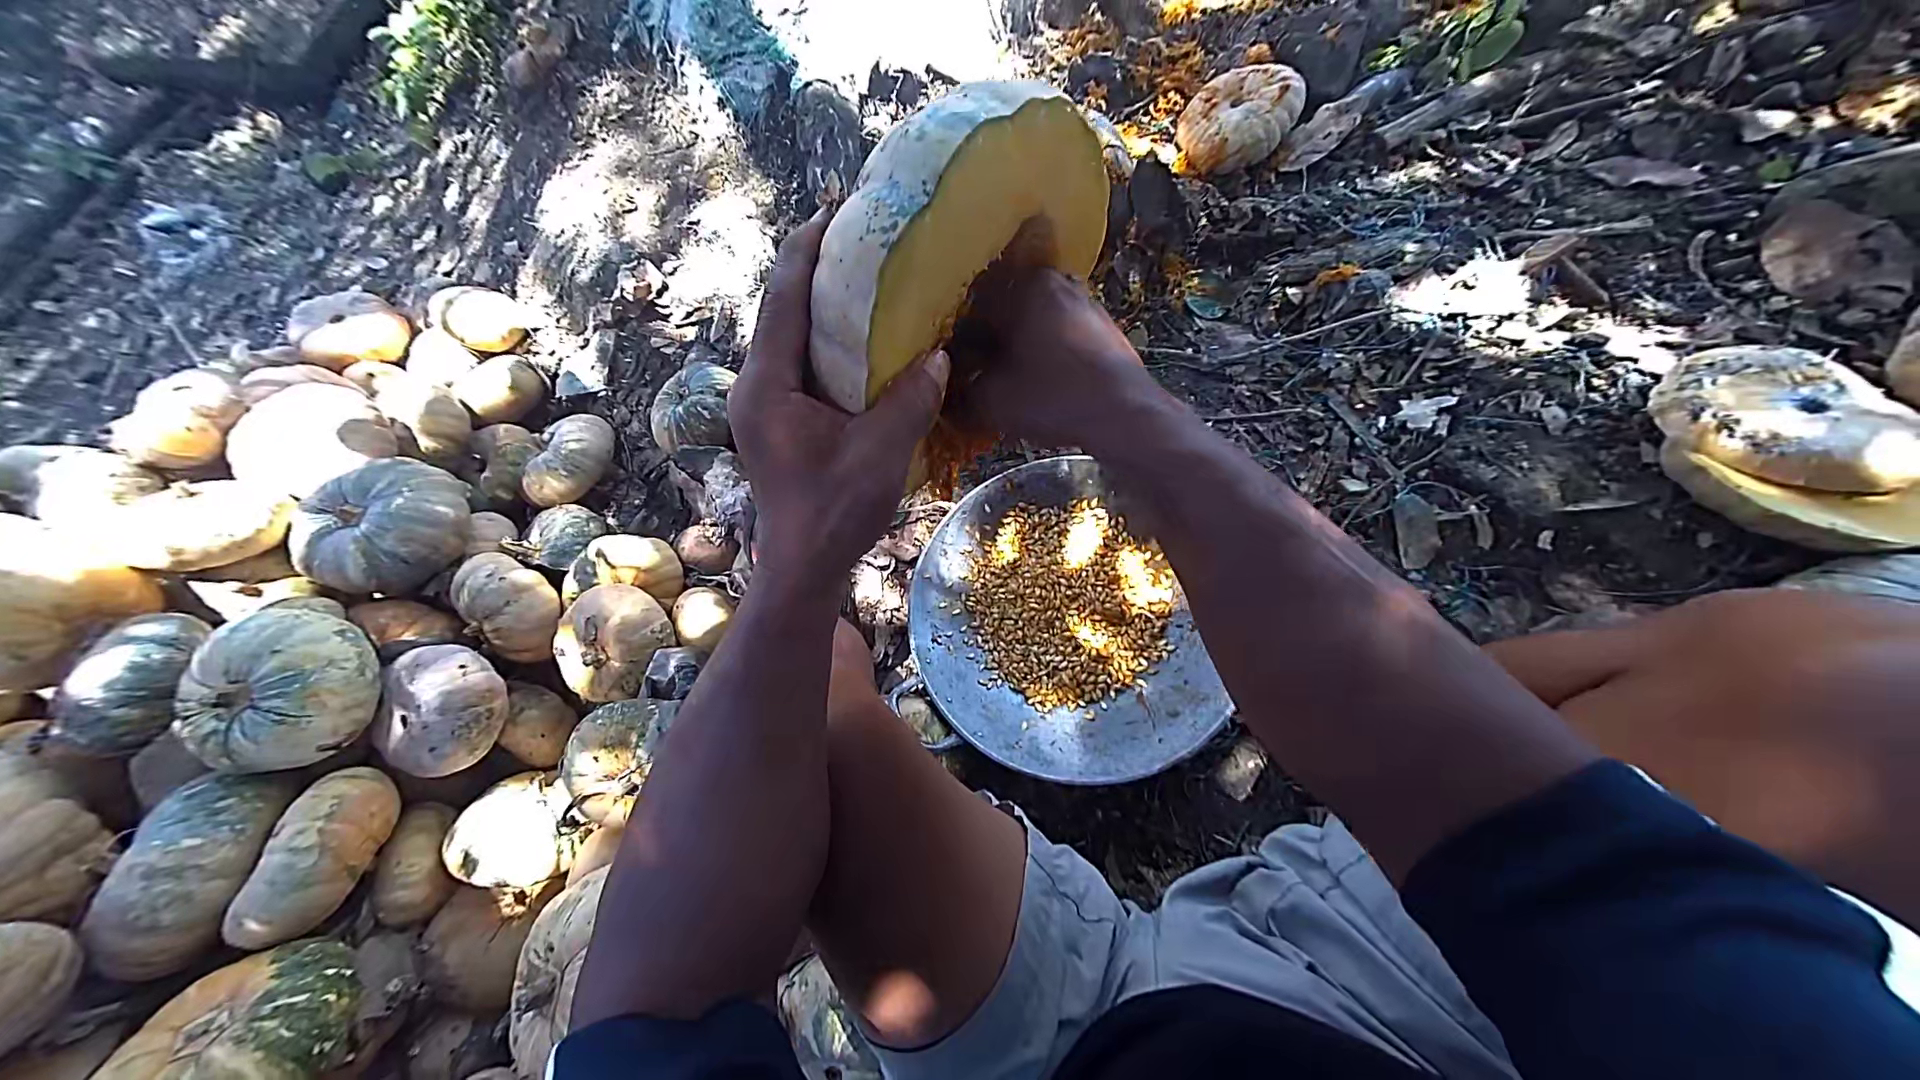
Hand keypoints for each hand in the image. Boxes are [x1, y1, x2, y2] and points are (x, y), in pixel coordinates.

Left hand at [729, 210, 949, 585]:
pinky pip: (799, 366)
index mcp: (768, 385)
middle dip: (815, 270)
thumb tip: (938, 357)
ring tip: (861, 279)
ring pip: (789, 339)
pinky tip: (858, 340)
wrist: (804, 565)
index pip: (784, 299)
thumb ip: (910, 401)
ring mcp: (763, 406)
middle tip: (857, 238)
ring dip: (821, 307)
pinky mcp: (777, 422)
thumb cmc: (834, 512)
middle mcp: (756, 386)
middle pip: (781, 311)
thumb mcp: (880, 453)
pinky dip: (825, 344)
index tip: (835, 210)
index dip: (808, 250)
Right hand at [952, 267, 1165, 450]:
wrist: (1125, 416)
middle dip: (986, 339)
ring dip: (1014, 346)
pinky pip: (1057, 335)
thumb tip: (946, 399)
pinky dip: (1041, 353)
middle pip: (1005, 308)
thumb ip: (960, 395)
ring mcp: (1084, 303)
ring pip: (1033, 321)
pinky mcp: (1102, 329)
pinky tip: (1035, 383)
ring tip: (1002, 380)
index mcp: (1025, 285)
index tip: (948, 362)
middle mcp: (1056, 282)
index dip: (955, 335)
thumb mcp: (992, 401)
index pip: (973, 301)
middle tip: (972, 372)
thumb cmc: (1054, 398)